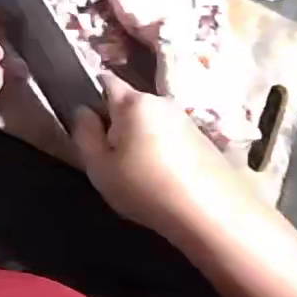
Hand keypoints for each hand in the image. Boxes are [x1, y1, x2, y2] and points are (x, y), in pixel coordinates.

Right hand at [71, 72, 254, 236]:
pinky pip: (170, 138)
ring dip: (140, 141)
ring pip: (150, 123)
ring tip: (140, 176)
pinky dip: (162, 153)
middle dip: (117, 126)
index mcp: (134, 102)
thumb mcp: (99, 168)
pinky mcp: (204, 139)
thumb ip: (85, 134)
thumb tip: (84, 110)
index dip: (91, 98)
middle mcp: (162, 102)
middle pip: (128, 106)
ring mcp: (186, 120)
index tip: (90, 129)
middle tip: (112, 161)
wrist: (212, 215)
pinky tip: (164, 181)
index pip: (104, 81)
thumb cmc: (146, 189)